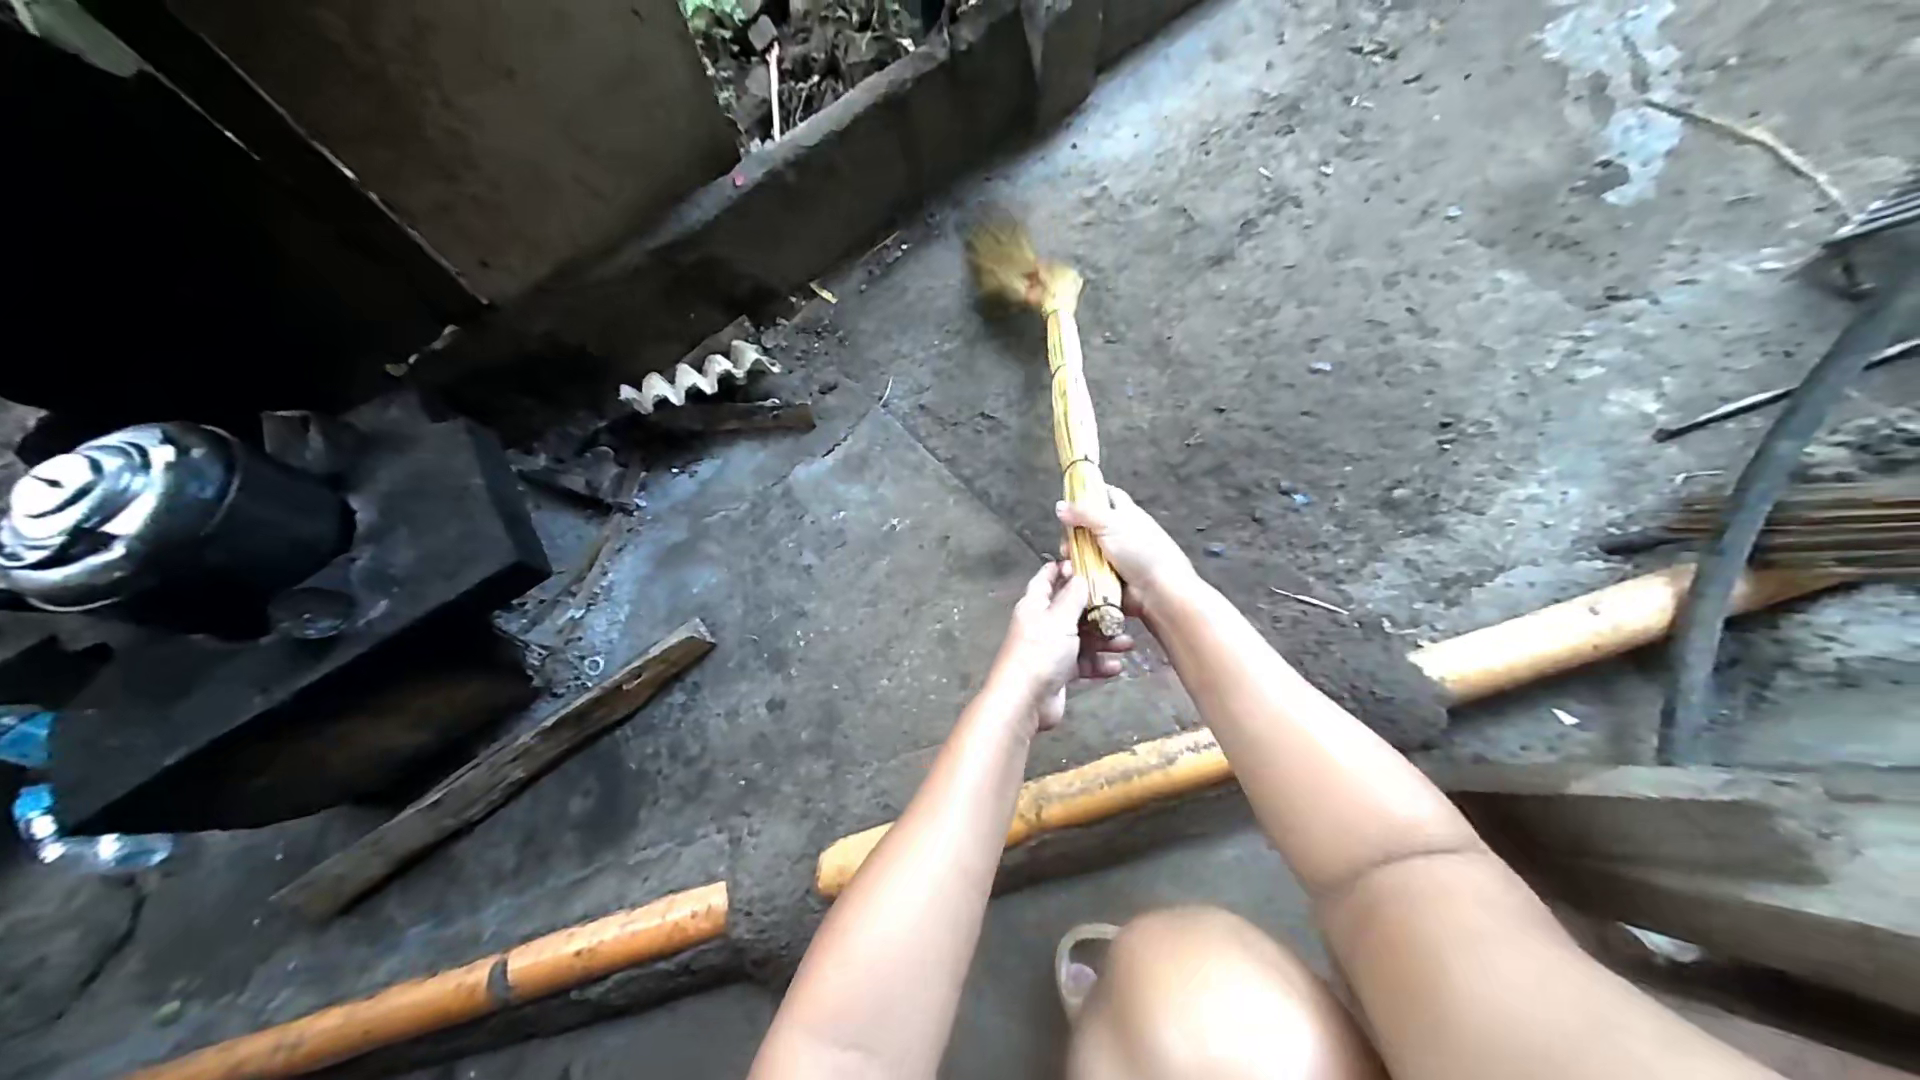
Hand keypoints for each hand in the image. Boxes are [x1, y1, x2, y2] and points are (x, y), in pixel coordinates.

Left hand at [991, 560, 1134, 730]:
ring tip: (1127, 643)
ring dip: (1104, 640)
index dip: (1062, 569)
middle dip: (1096, 610)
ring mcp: (1050, 650)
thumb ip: (1072, 596)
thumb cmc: (1040, 652)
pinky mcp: (1059, 672)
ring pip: (1081, 638)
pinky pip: (1083, 663)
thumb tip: (1079, 576)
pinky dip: (1099, 664)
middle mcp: (1041, 624)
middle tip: (1121, 610)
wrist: (1025, 700)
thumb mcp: (1059, 617)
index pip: (1046, 579)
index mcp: (1035, 605)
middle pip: (1071, 610)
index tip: (1084, 562)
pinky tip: (1116, 667)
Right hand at [1056, 487, 1196, 620]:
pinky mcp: (1106, 574)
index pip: (1106, 495)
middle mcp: (1118, 531)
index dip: (1090, 493)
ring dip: (1073, 552)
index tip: (1070, 497)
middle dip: (1073, 530)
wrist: (1156, 589)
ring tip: (1068, 557)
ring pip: (1083, 548)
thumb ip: (1083, 513)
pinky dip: (1077, 569)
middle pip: (1088, 524)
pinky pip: (1085, 568)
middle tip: (1066, 538)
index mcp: (1125, 513)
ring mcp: (1112, 554)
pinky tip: (1072, 571)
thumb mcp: (1110, 523)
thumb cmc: (1140, 550)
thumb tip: (1059, 506)